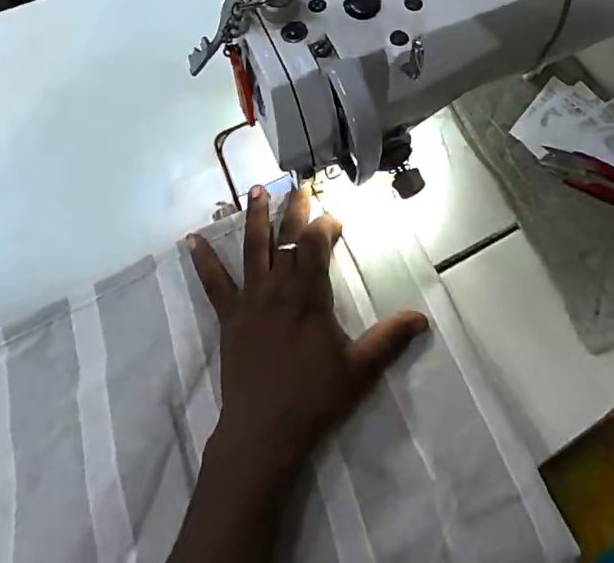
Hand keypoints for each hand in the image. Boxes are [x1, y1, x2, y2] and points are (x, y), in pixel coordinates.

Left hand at [188, 184, 428, 479]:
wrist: (266, 428)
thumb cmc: (315, 397)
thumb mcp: (360, 370)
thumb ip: (389, 340)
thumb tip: (422, 318)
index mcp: (308, 295)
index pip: (315, 245)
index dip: (324, 226)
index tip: (334, 218)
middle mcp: (277, 287)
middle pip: (286, 238)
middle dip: (293, 209)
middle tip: (298, 185)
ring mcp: (249, 298)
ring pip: (252, 248)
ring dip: (254, 217)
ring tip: (256, 189)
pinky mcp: (228, 314)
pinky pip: (213, 282)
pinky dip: (203, 259)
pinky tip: (192, 238)